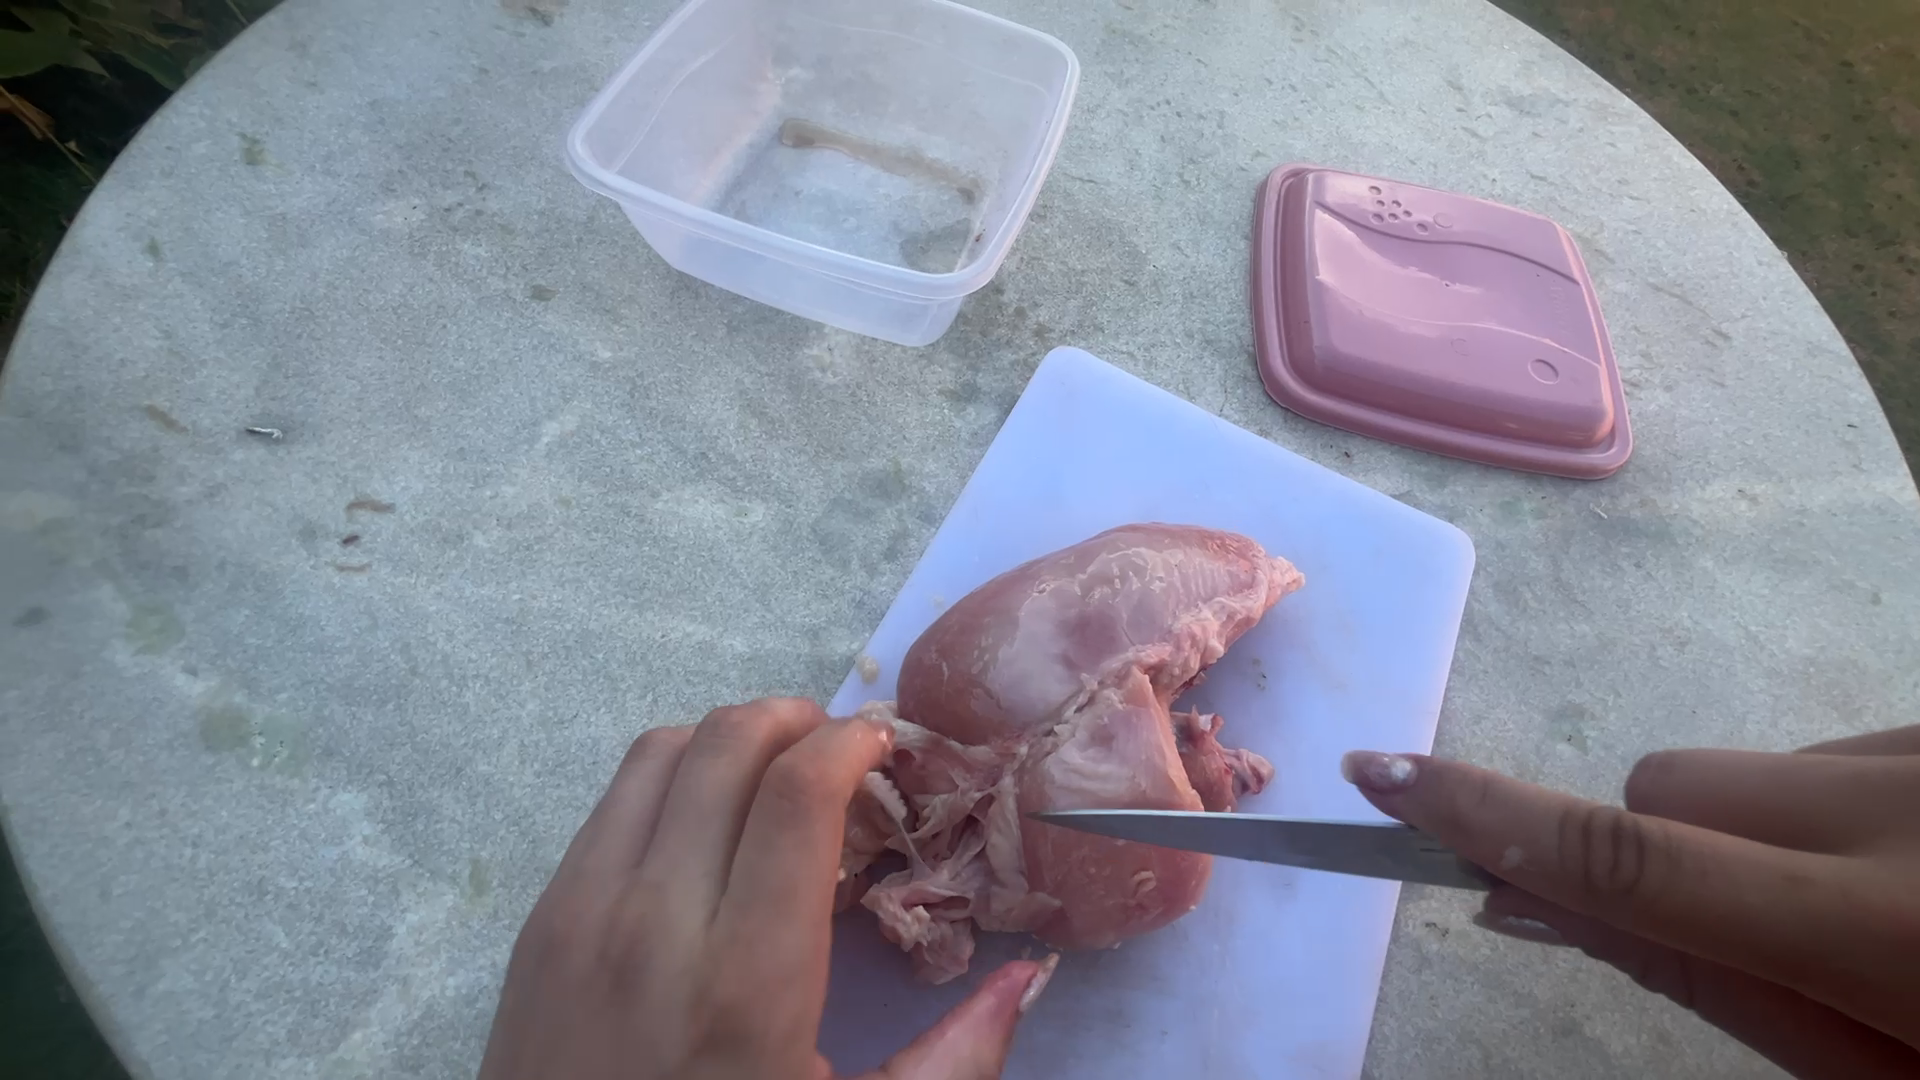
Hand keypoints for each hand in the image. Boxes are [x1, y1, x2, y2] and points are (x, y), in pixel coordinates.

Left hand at [479, 697, 1055, 1079]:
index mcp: (747, 979)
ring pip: (667, 748)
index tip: (883, 747)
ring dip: (735, 735)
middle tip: (838, 750)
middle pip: (730, 743)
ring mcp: (582, 909)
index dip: (851, 742)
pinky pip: (619, 789)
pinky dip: (680, 766)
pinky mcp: (541, 914)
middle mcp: (656, 920)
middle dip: (799, 719)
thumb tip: (1026, 974)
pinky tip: (710, 811)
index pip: (798, 793)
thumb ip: (955, 1060)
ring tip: (777, 769)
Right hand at [1342, 725, 1919, 1078]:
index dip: (1485, 817)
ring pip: (1751, 768)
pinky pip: (1838, 755)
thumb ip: (1717, 986)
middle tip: (1771, 932)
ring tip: (1912, 914)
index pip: (1626, 860)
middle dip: (1656, 844)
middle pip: (1663, 781)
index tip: (1378, 774)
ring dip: (1767, 835)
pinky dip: (1848, 811)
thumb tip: (1528, 904)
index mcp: (1905, 932)